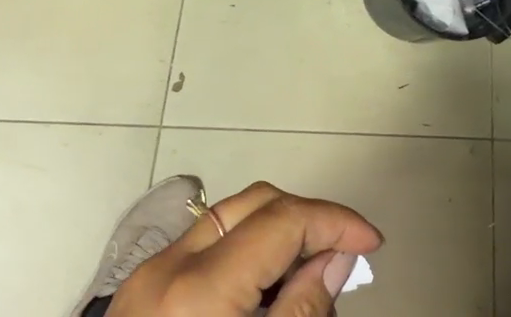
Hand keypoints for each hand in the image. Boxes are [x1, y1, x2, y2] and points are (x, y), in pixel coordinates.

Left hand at [110, 182, 383, 316]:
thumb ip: (305, 308)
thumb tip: (336, 257)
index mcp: (199, 288)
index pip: (283, 220)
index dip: (336, 222)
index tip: (372, 244)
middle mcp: (167, 266)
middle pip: (256, 203)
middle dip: (308, 218)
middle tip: (344, 255)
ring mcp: (146, 278)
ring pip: (229, 217)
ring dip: (277, 231)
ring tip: (310, 271)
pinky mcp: (138, 294)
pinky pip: (204, 246)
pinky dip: (245, 250)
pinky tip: (267, 289)